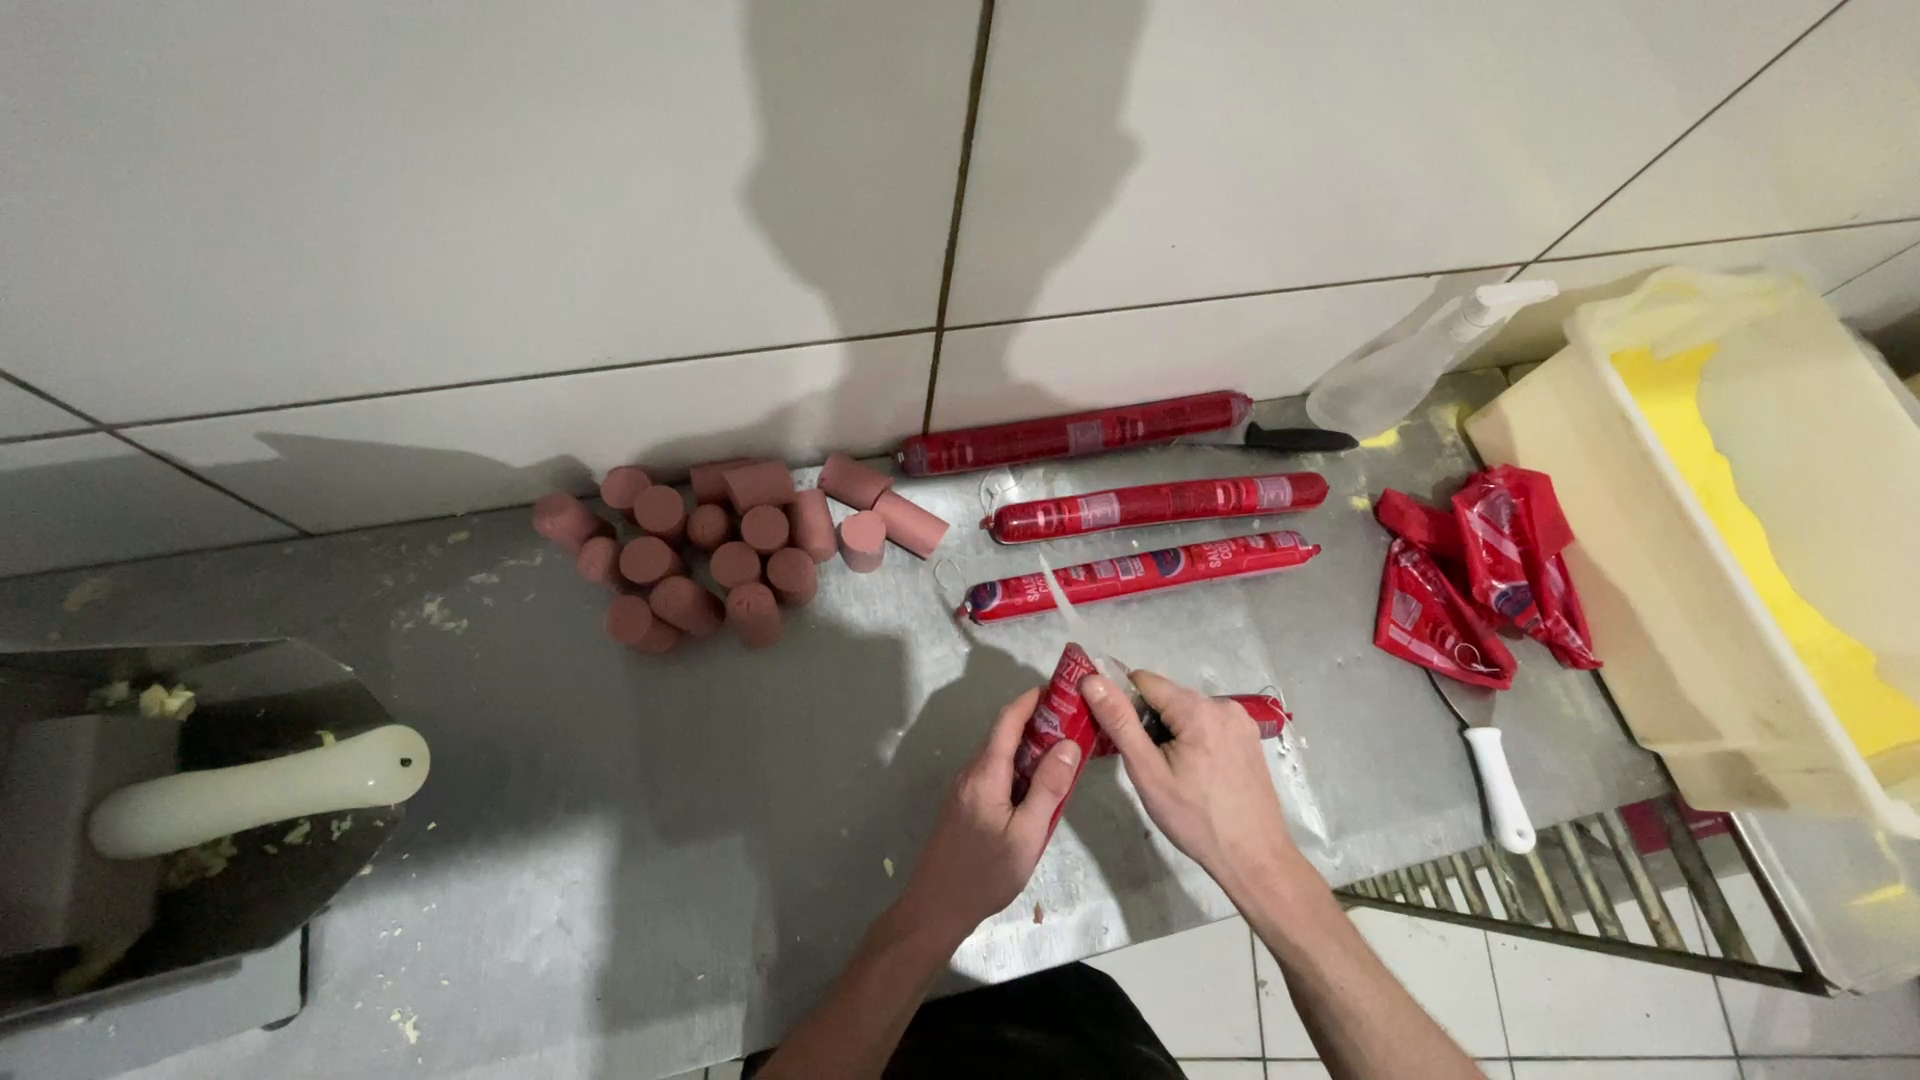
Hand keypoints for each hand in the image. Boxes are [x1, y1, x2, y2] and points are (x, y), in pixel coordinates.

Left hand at [896, 687, 1081, 943]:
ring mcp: (965, 788)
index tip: (1060, 689)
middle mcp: (971, 772)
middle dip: (1037, 721)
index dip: (1031, 699)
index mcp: (986, 772)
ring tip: (1064, 750)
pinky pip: (994, 772)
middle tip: (1074, 722)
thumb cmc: (985, 873)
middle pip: (1003, 733)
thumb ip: (1048, 788)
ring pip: (999, 754)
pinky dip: (1018, 766)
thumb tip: (1068, 744)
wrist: (936, 907)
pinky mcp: (965, 805)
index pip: (1008, 720)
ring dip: (1029, 746)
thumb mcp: (1027, 834)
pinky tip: (1038, 784)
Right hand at [1081, 671, 1309, 896]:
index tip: (1116, 732)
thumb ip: (1120, 722)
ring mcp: (1240, 721)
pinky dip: (1193, 738)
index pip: (1143, 680)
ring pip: (1186, 711)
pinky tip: (1195, 773)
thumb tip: (1092, 680)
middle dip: (1149, 721)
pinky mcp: (1249, 737)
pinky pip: (1208, 724)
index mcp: (1198, 709)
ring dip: (1170, 731)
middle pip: (1167, 696)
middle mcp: (1223, 704)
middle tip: (1146, 763)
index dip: (1123, 702)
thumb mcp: (1148, 772)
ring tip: (1172, 772)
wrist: (1255, 858)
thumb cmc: (1195, 819)